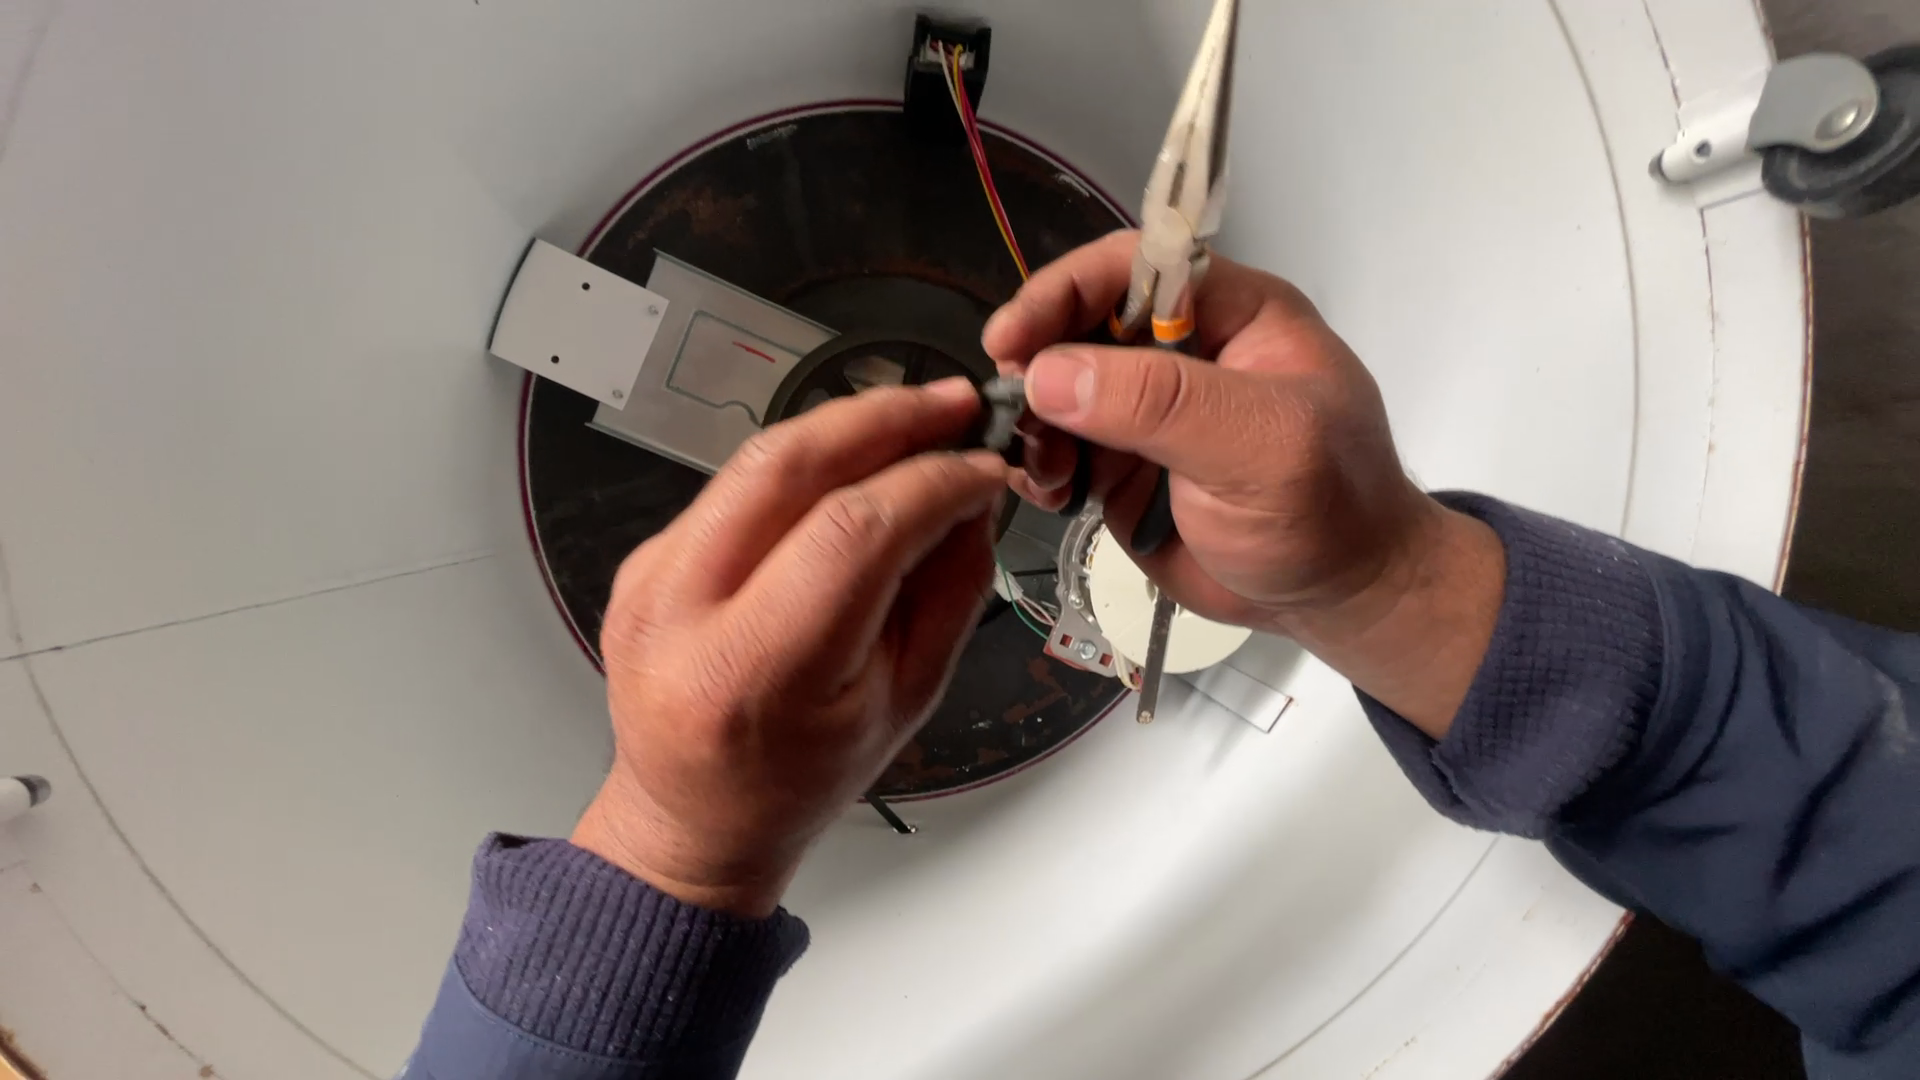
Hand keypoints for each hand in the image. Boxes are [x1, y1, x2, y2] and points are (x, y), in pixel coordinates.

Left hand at [572, 380, 1004, 916]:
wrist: (695, 813)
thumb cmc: (800, 779)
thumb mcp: (906, 700)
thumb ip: (950, 593)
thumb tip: (972, 504)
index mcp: (753, 673)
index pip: (855, 534)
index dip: (933, 485)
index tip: (982, 471)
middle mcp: (683, 612)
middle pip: (789, 465)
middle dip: (886, 419)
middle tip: (952, 405)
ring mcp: (653, 576)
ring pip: (760, 456)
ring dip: (849, 424)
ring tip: (917, 419)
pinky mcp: (649, 555)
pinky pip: (741, 483)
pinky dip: (812, 459)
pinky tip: (858, 462)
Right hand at [984, 231, 1505, 735]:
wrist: (1331, 597)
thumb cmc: (1324, 512)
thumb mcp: (1257, 446)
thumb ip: (1159, 403)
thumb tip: (1046, 375)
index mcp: (1228, 315)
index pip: (1129, 271)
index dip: (1062, 292)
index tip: (1009, 339)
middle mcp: (1178, 355)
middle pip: (1079, 331)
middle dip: (1037, 368)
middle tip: (1009, 414)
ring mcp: (1144, 416)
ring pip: (1059, 396)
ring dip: (1035, 429)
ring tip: (1044, 474)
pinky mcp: (1119, 469)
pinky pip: (1059, 453)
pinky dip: (1040, 470)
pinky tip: (1048, 496)